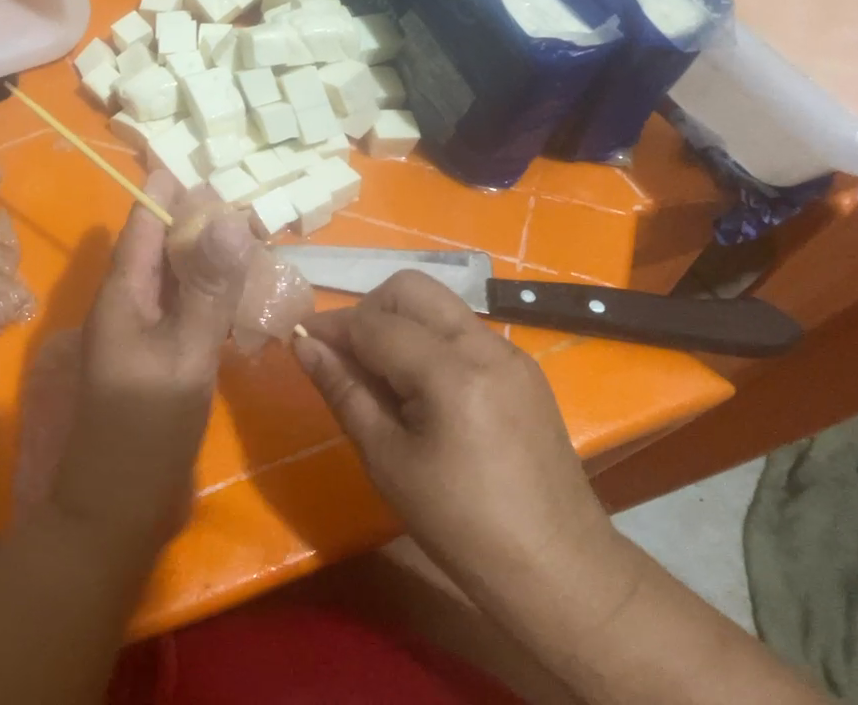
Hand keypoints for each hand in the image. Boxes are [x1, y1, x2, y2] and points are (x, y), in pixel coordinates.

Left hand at [51, 175, 251, 554]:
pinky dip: (208, 301)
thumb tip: (226, 219)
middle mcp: (126, 312)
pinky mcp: (157, 369)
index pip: (141, 232)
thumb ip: (207, 291)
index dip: (161, 199)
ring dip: (201, 262)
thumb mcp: (182, 354)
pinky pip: (181, 318)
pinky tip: (238, 300)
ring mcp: (140, 342)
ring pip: (171, 286)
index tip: (186, 167)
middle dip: (188, 225)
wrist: (116, 507)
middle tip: (233, 202)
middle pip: (157, 255)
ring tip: (243, 239)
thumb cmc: (143, 428)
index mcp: (121, 298)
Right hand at [292, 271, 634, 602]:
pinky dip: (427, 341)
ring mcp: (510, 355)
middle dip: (366, 311)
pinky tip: (417, 390)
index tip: (299, 343)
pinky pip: (461, 331)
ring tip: (378, 378)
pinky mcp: (522, 371)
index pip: (373, 322)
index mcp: (451, 372)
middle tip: (345, 357)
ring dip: (397, 324)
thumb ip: (343, 390)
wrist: (558, 569)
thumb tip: (302, 342)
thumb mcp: (386, 459)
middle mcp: (485, 347)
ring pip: (437, 306)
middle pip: (410, 290)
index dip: (330, 328)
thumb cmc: (459, 522)